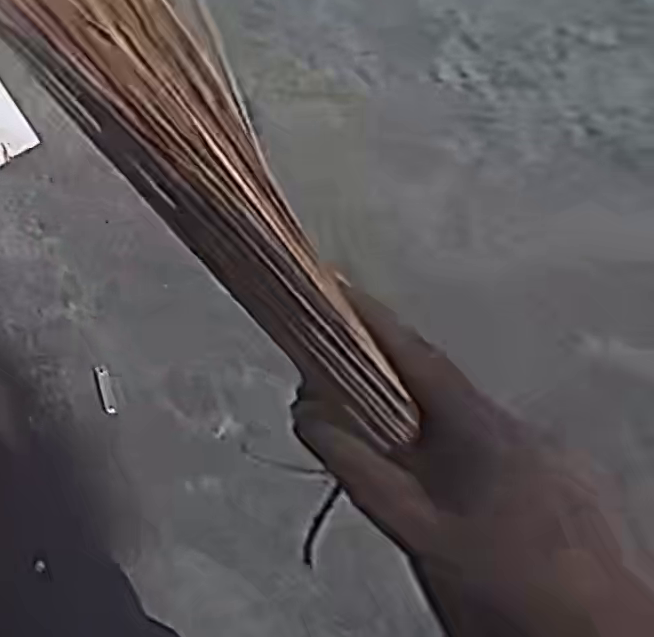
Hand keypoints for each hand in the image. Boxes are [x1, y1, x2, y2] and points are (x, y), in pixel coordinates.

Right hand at [294, 293, 653, 635]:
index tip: (329, 283)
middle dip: (373, 378)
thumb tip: (304, 409)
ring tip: (377, 451)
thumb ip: (345, 455)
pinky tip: (426, 478)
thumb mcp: (403, 519)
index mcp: (485, 431)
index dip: (368, 315)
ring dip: (406, 418)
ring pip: (453, 417)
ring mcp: (552, 462)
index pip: (413, 353)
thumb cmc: (504, 585)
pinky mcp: (564, 489)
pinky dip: (438, 443)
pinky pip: (480, 444)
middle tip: (329, 389)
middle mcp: (523, 435)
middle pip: (427, 384)